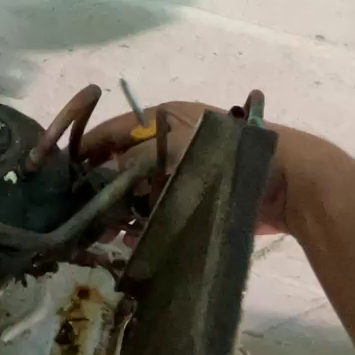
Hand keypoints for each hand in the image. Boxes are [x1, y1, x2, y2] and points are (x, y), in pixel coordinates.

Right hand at [79, 99, 351, 236]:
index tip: (65, 168)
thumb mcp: (173, 148)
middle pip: (124, 161)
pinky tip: (130, 238)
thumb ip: (132, 161)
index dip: (90, 146)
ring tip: (104, 227)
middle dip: (104, 182)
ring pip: (140, 188)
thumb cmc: (226, 153)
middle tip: (84, 204)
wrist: (290, 182)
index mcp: (163, 117)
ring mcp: (183, 170)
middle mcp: (169, 140)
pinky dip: (145, 222)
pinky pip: (161, 208)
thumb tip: (101, 176)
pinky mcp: (197, 196)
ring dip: (123, 207)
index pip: (114, 129)